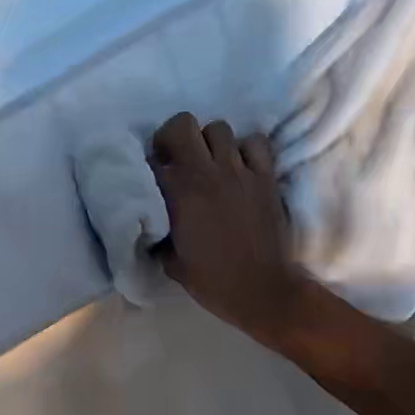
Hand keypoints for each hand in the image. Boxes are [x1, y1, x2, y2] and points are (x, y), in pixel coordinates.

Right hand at [148, 113, 310, 347]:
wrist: (262, 290)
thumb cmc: (212, 281)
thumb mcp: (172, 262)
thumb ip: (160, 235)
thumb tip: (155, 224)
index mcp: (180, 194)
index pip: (153, 161)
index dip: (148, 167)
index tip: (150, 180)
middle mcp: (208, 173)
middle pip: (182, 124)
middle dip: (173, 137)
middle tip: (175, 158)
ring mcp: (240, 172)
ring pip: (219, 129)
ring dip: (210, 142)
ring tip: (210, 163)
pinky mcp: (266, 177)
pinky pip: (255, 143)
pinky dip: (246, 149)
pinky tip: (241, 166)